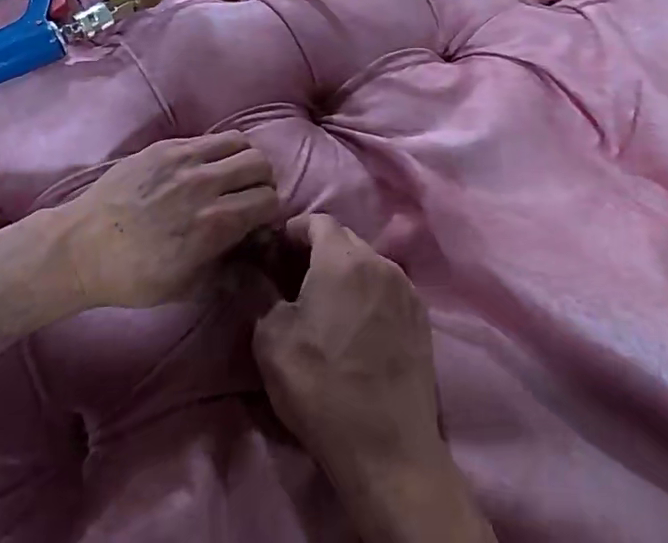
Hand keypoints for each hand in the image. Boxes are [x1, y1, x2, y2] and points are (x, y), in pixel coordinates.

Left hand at [50, 134, 278, 309]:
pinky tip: (202, 168)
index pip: (269, 200)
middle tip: (248, 196)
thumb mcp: (188, 288)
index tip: (258, 222)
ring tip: (230, 176)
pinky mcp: (164, 146)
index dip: (269, 212)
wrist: (81, 247)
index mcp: (215, 224)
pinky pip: (208, 137)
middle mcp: (205, 184)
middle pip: (261, 164)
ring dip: (243, 159)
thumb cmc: (133, 277)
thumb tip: (258, 258)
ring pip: (239, 141)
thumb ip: (230, 271)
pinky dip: (217, 151)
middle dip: (262, 182)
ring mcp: (183, 160)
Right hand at [252, 214, 439, 472]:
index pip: (318, 220)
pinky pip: (388, 289)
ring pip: (369, 264)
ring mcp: (407, 290)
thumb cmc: (321, 386)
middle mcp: (381, 263)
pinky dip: (368, 293)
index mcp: (343, 259)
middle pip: (345, 240)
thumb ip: (258, 292)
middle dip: (318, 250)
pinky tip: (355, 325)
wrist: (388, 448)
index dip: (293, 230)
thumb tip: (246, 268)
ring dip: (345, 273)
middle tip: (293, 278)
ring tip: (325, 304)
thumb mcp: (272, 339)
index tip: (274, 251)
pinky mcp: (422, 319)